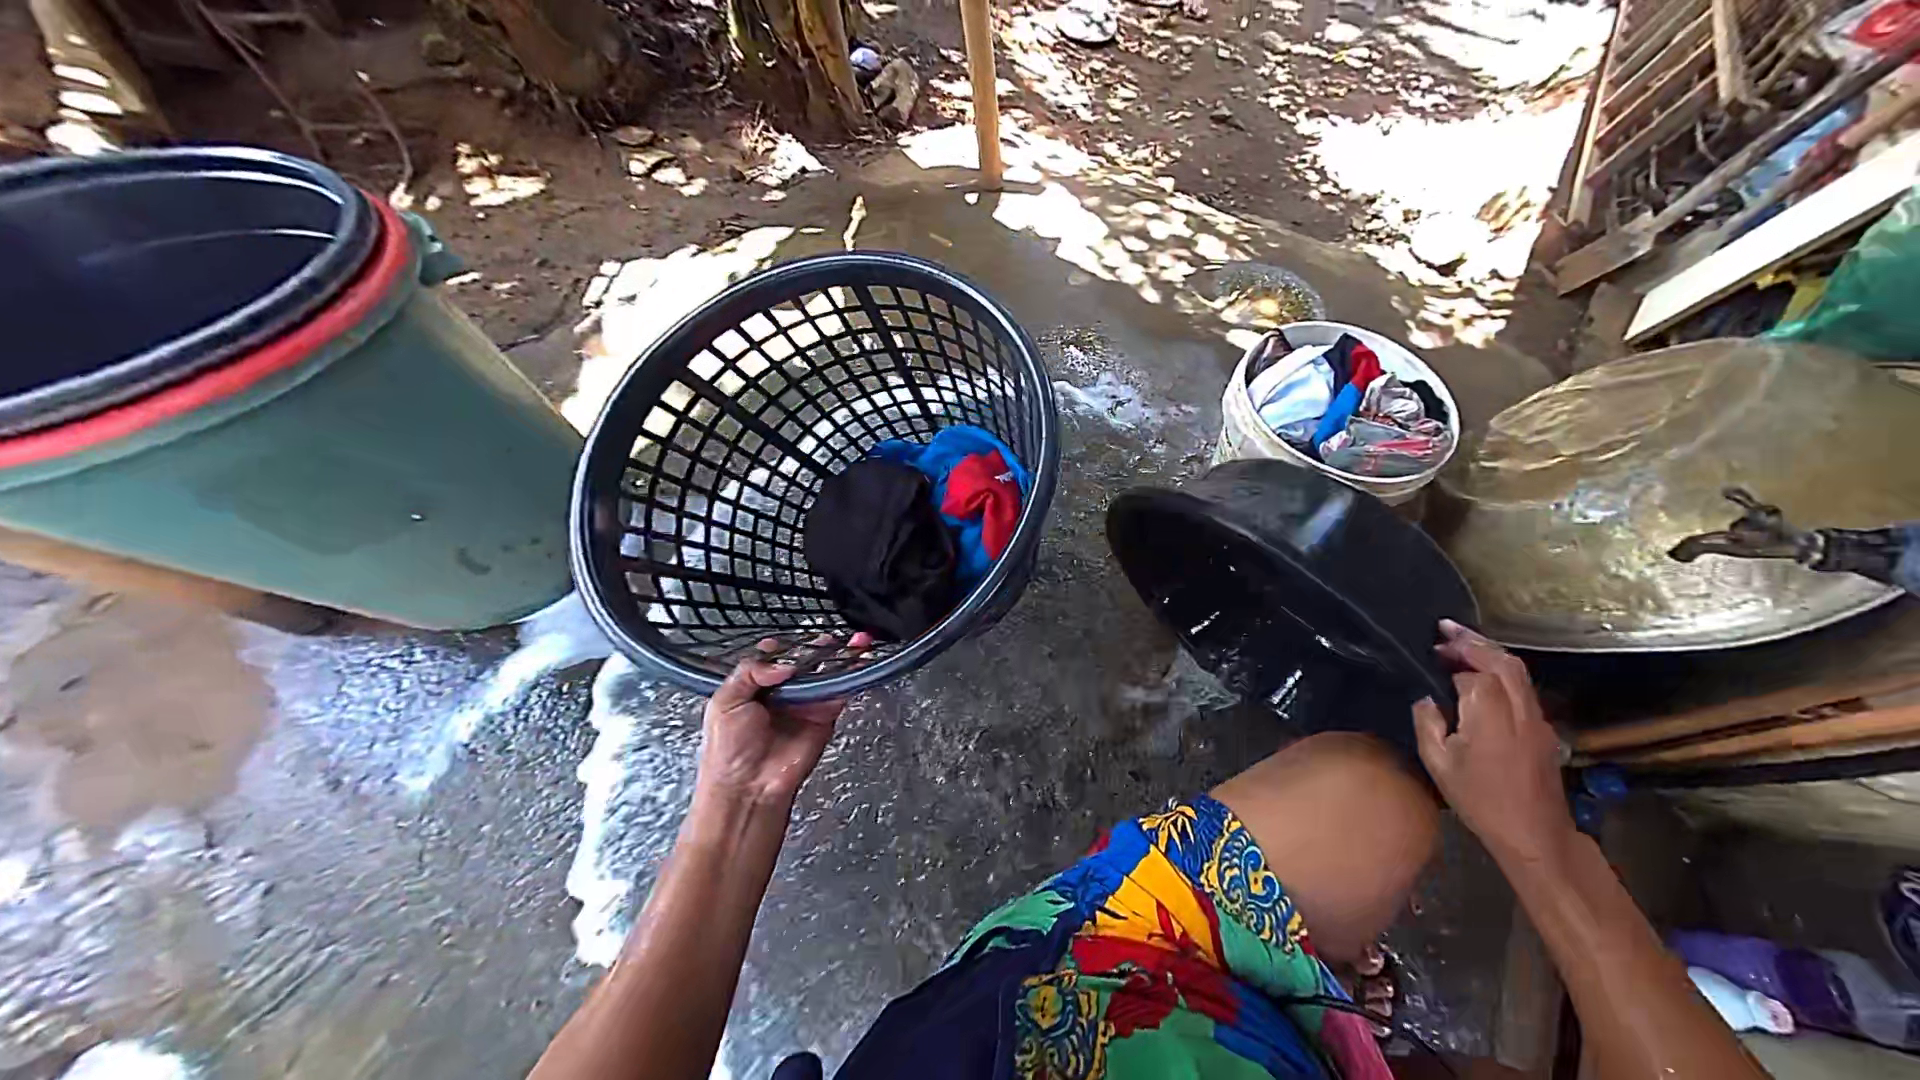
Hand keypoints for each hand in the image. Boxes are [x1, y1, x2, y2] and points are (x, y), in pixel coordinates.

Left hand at [695, 639, 858, 807]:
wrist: (748, 786)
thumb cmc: (728, 749)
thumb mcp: (725, 701)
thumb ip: (751, 671)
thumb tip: (784, 663)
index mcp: (755, 684)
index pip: (774, 656)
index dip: (784, 647)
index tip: (786, 645)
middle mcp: (782, 691)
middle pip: (805, 660)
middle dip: (819, 646)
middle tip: (828, 638)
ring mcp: (805, 702)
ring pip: (827, 672)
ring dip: (842, 655)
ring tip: (856, 641)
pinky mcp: (824, 716)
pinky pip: (840, 692)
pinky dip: (851, 676)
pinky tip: (858, 662)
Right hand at [1412, 619, 1575, 867]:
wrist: (1535, 834)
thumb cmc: (1480, 800)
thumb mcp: (1438, 763)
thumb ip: (1428, 722)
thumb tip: (1427, 697)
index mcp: (1490, 715)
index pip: (1472, 673)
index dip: (1451, 663)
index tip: (1429, 657)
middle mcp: (1519, 710)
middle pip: (1504, 662)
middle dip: (1474, 642)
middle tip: (1445, 629)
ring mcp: (1536, 719)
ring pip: (1519, 672)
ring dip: (1490, 652)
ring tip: (1461, 642)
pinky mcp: (1542, 729)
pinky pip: (1523, 687)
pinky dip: (1502, 670)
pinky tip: (1483, 672)